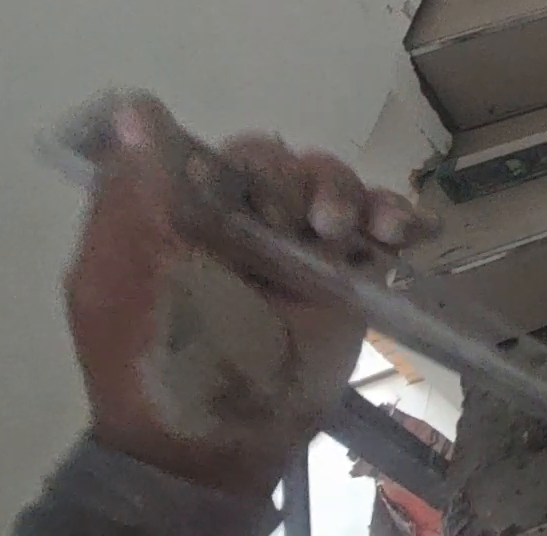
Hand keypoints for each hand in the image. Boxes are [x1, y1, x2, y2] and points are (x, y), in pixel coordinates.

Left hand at [63, 97, 436, 497]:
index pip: (227, 157)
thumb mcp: (136, 276)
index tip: (262, 196)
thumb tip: (135, 109)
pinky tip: (411, 233)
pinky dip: (404, 217)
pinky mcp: (349, 266)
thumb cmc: (170, 359)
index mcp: (186, 221)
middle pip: (294, 163)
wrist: (235, 436)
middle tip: (318, 226)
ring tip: (367, 235)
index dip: (254, 164)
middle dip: (316, 184)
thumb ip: (139, 195)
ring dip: (363, 199)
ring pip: (344, 184)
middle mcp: (245, 224)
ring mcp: (302, 245)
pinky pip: (385, 220)